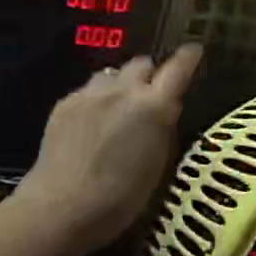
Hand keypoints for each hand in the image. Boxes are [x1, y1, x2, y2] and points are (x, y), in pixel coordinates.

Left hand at [13, 45, 202, 239]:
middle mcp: (120, 91)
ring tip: (116, 107)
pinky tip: (89, 123)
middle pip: (140, 64)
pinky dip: (94, 100)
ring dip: (118, 85)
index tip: (193, 51)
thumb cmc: (119, 199)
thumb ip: (162, 128)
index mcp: (152, 107)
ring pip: (110, 74)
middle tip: (148, 94)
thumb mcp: (156, 166)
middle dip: (148, 75)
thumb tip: (165, 107)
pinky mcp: (63, 103)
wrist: (62, 204)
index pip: (177, 69)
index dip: (187, 58)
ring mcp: (88, 94)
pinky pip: (86, 91)